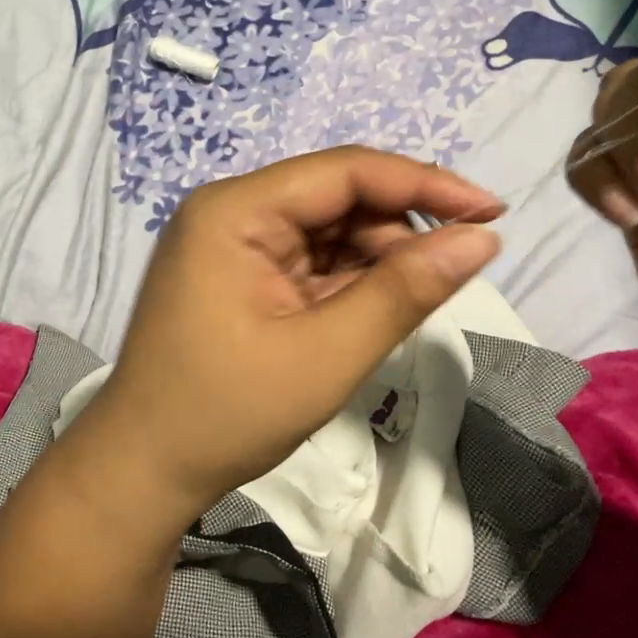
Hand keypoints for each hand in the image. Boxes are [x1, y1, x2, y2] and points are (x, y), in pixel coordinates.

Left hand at [67, 148, 503, 517]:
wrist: (144, 466)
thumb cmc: (227, 412)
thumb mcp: (326, 354)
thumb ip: (404, 290)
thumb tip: (481, 237)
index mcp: (234, 211)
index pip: (343, 171)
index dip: (423, 184)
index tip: (494, 212)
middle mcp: (226, 212)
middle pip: (333, 196)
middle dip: (396, 230)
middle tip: (448, 277)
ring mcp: (225, 244)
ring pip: (322, 230)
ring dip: (371, 260)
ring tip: (402, 308)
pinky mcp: (231, 275)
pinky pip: (302, 260)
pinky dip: (342, 282)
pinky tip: (366, 313)